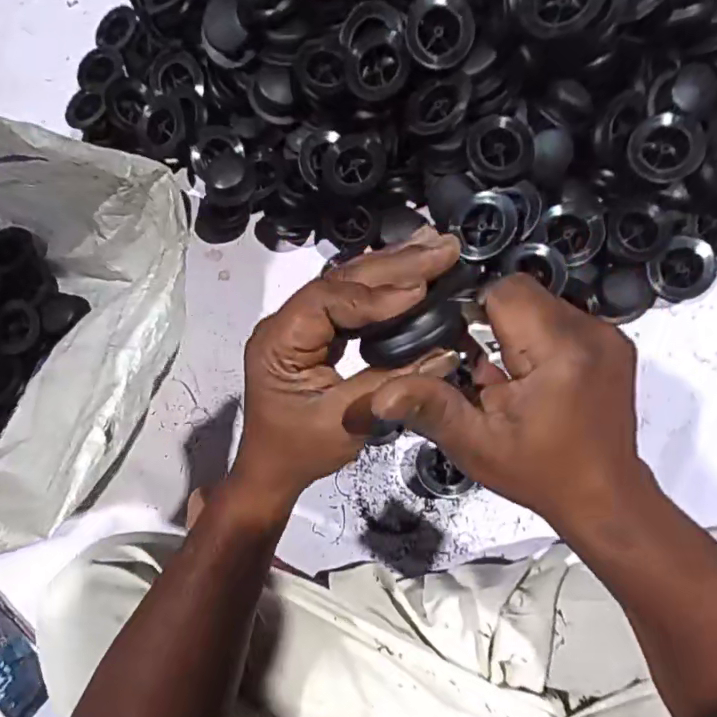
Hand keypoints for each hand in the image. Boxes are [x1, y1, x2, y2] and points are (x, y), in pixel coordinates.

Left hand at [230, 228, 462, 506]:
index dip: (376, 293)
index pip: (328, 299)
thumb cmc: (298, 452)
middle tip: (442, 248)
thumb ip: (392, 382)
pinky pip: (351, 301)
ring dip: (393, 266)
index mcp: (279, 342)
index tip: (420, 289)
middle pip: (341, 280)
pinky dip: (384, 286)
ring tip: (434, 247)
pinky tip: (410, 271)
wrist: (273, 469)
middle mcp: (286, 324)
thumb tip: (443, 354)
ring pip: (348, 284)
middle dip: (395, 264)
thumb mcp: (346, 420)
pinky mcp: (316, 335)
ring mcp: (301, 327)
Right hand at [369, 274, 654, 531]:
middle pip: (522, 294)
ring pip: (541, 305)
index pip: (504, 290)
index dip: (473, 315)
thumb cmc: (544, 474)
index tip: (467, 352)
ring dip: (517, 334)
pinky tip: (535, 382)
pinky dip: (541, 343)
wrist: (601, 495)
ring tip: (514, 383)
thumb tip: (384, 396)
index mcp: (559, 353)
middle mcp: (591, 335)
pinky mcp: (612, 344)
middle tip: (490, 375)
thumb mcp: (476, 444)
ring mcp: (607, 337)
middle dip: (495, 327)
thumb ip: (431, 408)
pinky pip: (563, 321)